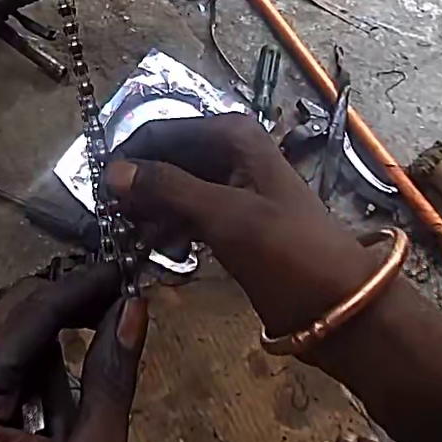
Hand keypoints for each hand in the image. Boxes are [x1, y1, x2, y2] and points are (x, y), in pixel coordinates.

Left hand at [0, 262, 149, 441]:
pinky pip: (16, 377)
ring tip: (85, 395)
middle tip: (122, 306)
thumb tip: (131, 308)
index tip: (122, 270)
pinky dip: (49, 384)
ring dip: (62, 358)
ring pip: (22, 346)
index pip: (34, 313)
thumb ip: (111, 380)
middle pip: (23, 321)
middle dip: (73, 314)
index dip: (82, 288)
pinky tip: (64, 422)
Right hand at [105, 113, 380, 336]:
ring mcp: (230, 186)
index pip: (160, 132)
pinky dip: (166, 226)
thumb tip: (113, 172)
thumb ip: (167, 188)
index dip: (129, 157)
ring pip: (172, 186)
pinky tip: (150, 247)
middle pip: (165, 158)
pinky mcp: (230, 219)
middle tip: (108, 219)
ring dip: (148, 209)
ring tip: (125, 236)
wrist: (343, 309)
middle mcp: (229, 151)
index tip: (98, 191)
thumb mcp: (226, 215)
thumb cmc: (289, 253)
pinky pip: (185, 212)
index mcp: (232, 134)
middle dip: (137, 185)